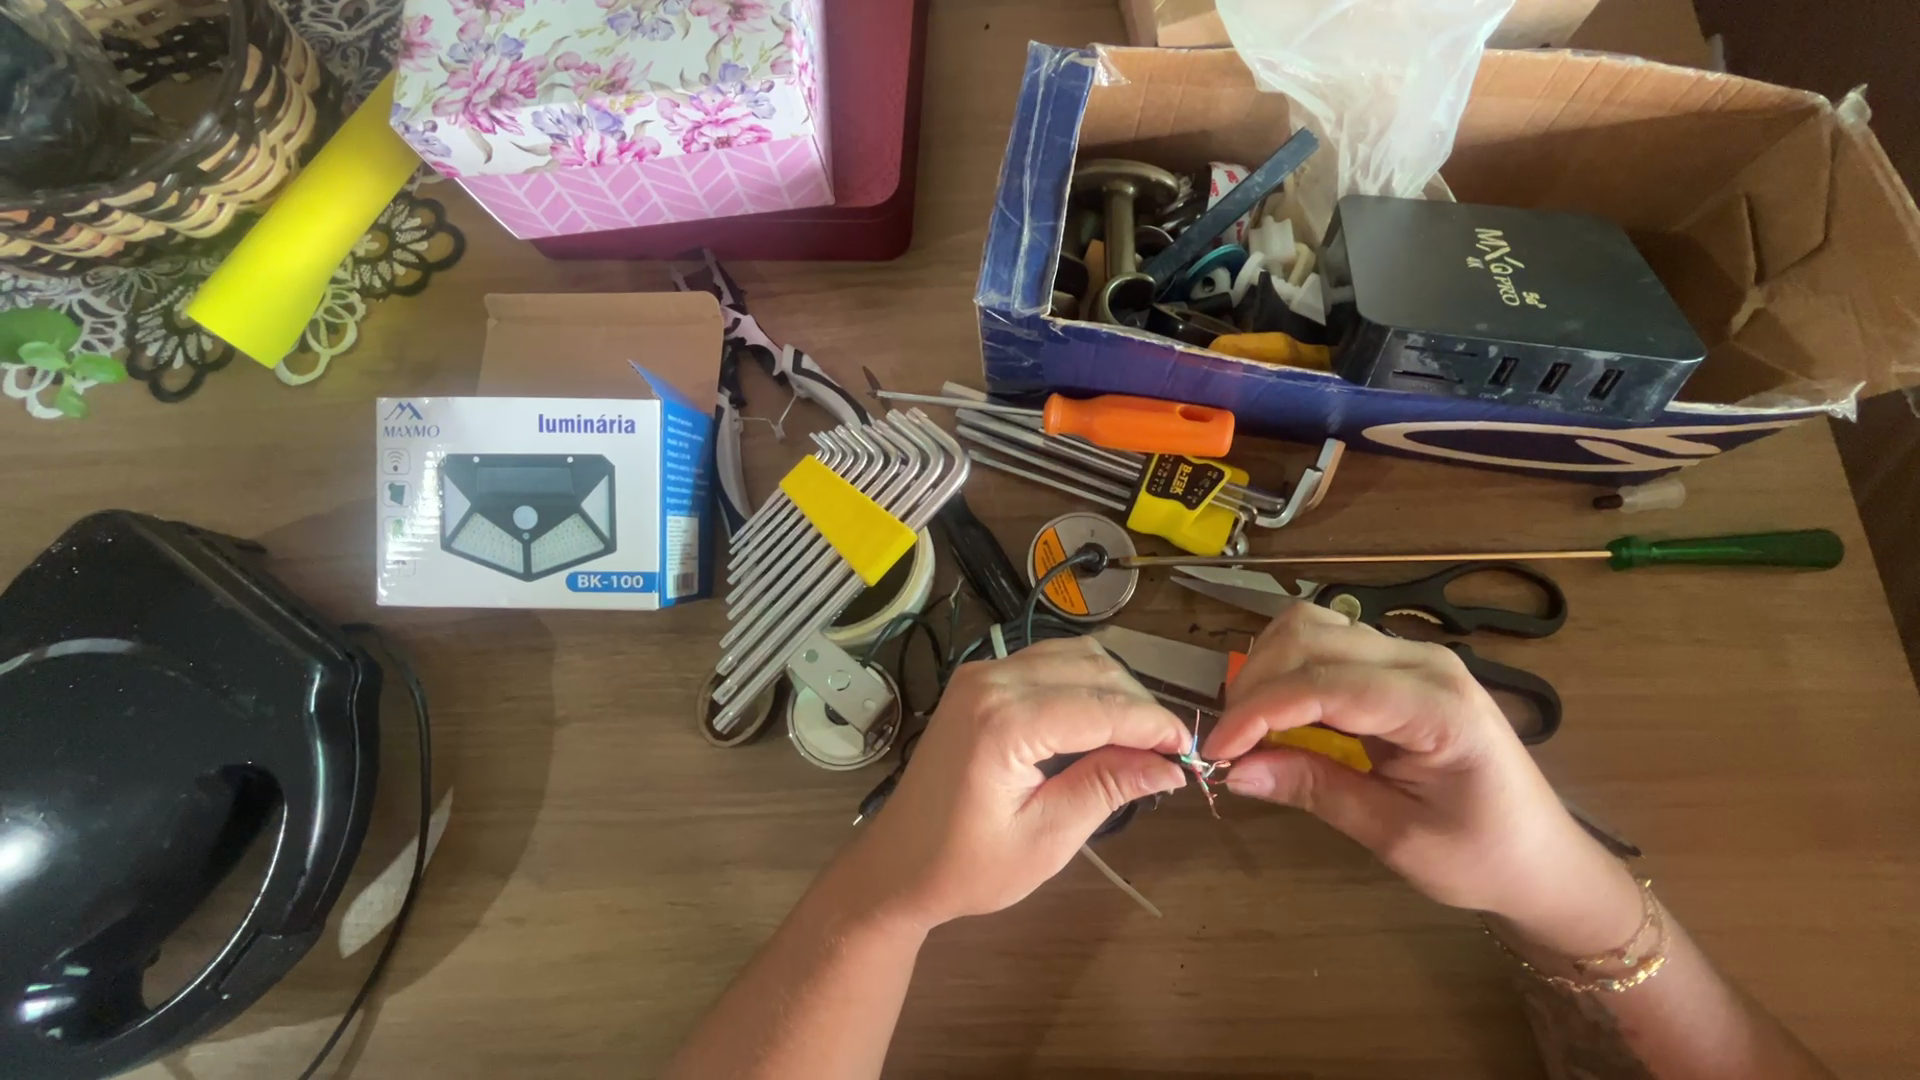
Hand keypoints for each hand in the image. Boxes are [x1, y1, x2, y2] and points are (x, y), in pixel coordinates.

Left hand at [836, 636, 1190, 932]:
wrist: (897, 862)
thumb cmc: (965, 865)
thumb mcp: (1046, 837)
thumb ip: (1107, 787)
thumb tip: (1170, 764)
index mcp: (1004, 721)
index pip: (1102, 705)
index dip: (1154, 725)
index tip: (1190, 751)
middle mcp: (991, 680)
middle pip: (1093, 669)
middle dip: (1139, 705)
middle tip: (1167, 752)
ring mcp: (981, 673)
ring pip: (1074, 656)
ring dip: (1114, 689)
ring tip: (1138, 739)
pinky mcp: (979, 679)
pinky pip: (1048, 662)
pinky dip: (1084, 682)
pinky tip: (1099, 720)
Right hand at [1203, 604, 1642, 955]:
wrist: (1545, 857)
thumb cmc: (1483, 857)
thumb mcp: (1397, 838)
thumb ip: (1316, 791)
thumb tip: (1235, 771)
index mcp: (1439, 708)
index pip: (1327, 684)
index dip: (1260, 710)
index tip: (1217, 751)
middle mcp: (1423, 662)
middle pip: (1309, 637)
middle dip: (1254, 685)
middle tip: (1231, 743)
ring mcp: (1409, 654)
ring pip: (1308, 626)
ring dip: (1264, 668)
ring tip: (1250, 724)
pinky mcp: (1394, 660)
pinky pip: (1321, 638)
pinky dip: (1282, 665)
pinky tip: (1277, 708)